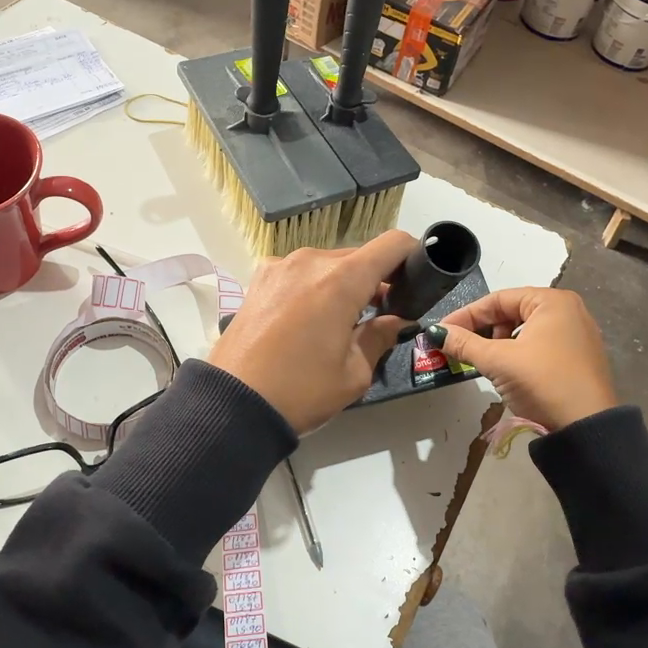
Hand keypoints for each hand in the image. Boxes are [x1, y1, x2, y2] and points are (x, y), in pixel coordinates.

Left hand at [208, 231, 416, 433]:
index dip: (412, 256)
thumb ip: (381, 336)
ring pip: (328, 265)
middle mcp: (311, 260)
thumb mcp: (354, 372)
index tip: (415, 283)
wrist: (232, 403)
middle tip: (379, 318)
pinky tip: (307, 322)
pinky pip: (300, 274)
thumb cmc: (301, 390)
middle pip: (359, 257)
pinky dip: (313, 289)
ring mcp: (280, 266)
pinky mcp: (259, 279)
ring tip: (339, 325)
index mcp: (342, 278)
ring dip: (342, 286)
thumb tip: (398, 320)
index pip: (392, 244)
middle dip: (375, 281)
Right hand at [436, 287, 616, 431]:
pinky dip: (518, 352)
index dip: (466, 315)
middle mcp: (568, 311)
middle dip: (483, 329)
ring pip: (525, 330)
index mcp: (552, 301)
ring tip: (481, 360)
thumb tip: (436, 332)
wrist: (587, 429)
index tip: (442, 331)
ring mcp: (577, 335)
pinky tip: (505, 370)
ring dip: (498, 342)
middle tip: (459, 346)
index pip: (498, 299)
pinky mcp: (579, 358)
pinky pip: (540, 345)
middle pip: (512, 312)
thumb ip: (465, 344)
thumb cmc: (542, 382)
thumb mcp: (498, 361)